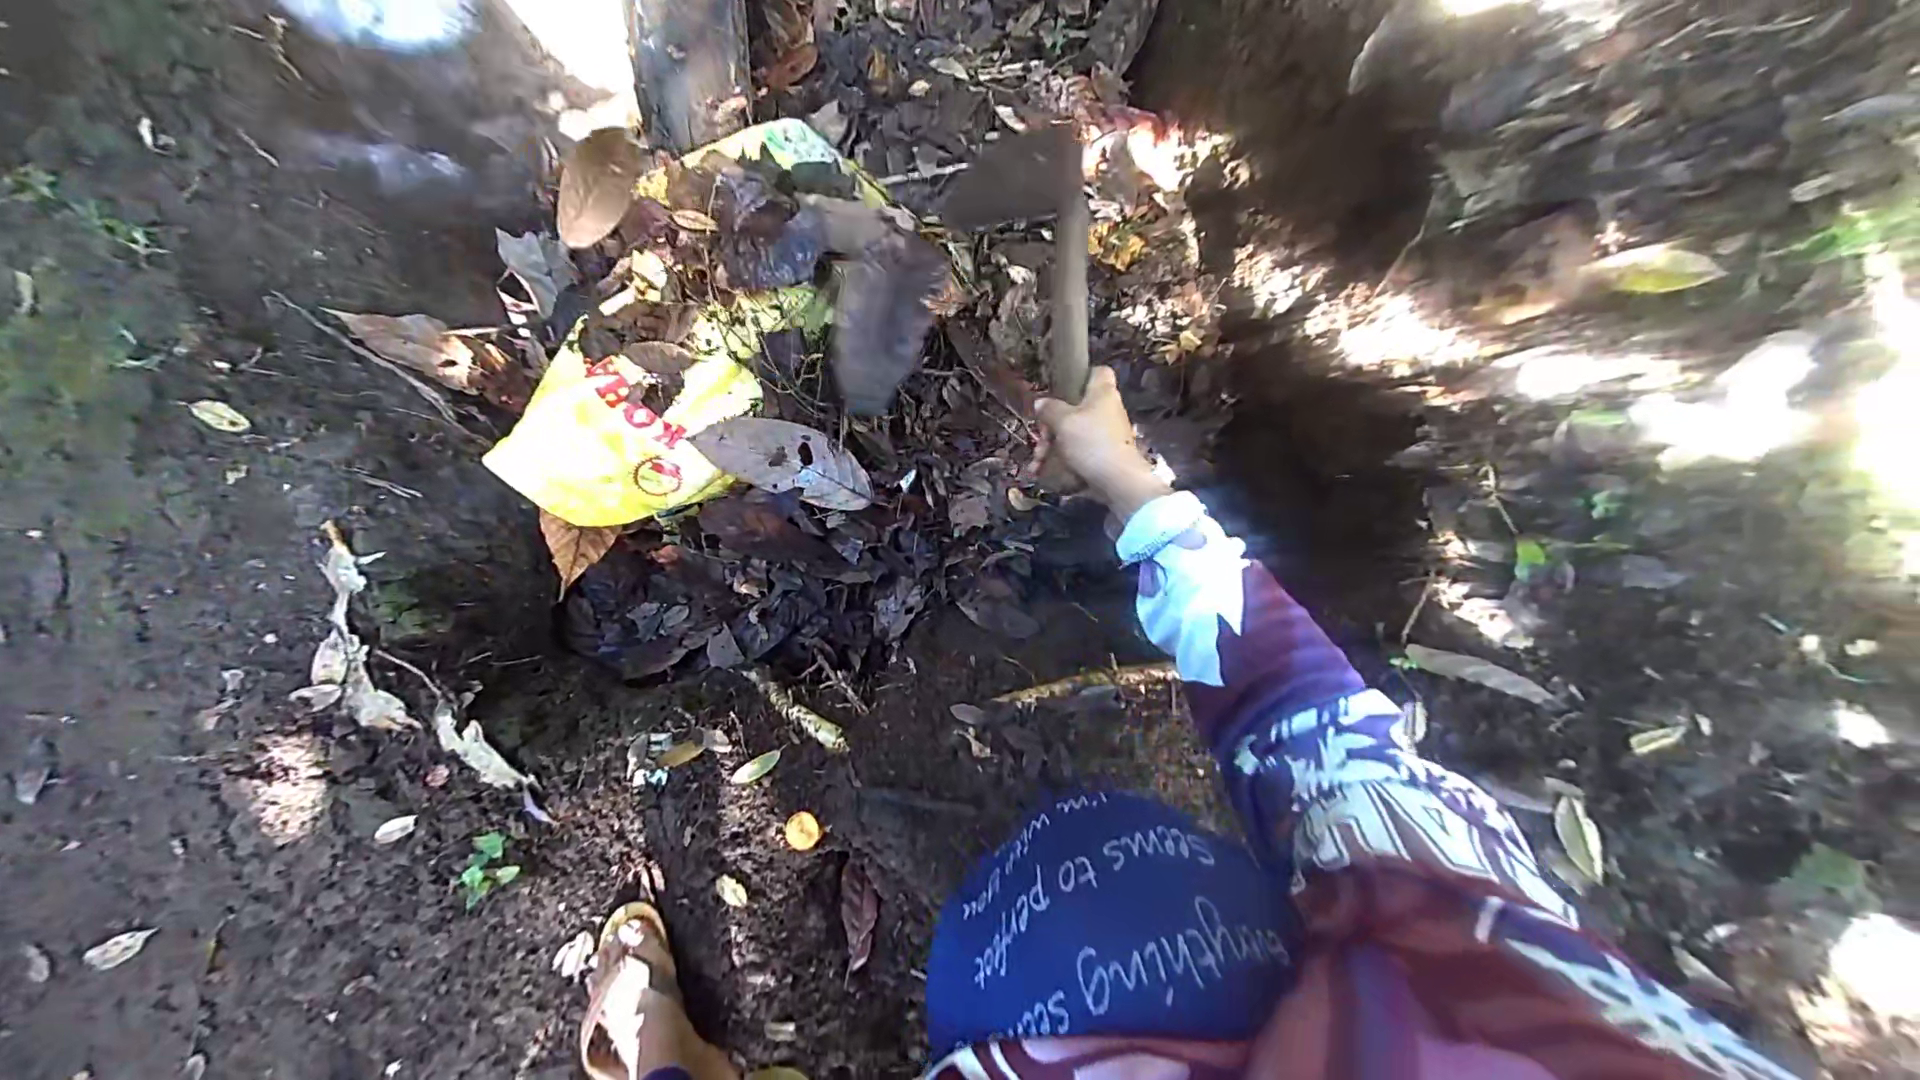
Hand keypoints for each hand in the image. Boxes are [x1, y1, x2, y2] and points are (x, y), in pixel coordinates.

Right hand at [1034, 366, 1172, 520]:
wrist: (1118, 481)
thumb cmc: (1091, 443)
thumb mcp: (1063, 422)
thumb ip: (1049, 409)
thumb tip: (1040, 402)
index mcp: (1102, 393)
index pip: (1098, 372)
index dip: (1080, 376)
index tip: (1060, 390)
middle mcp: (1107, 410)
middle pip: (1075, 408)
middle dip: (1052, 424)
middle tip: (1041, 438)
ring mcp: (1106, 434)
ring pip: (1072, 433)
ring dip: (1051, 447)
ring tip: (1036, 463)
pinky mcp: (1102, 456)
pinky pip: (1077, 453)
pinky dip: (1060, 461)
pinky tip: (1041, 473)